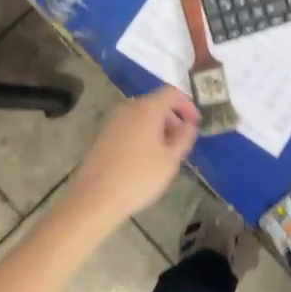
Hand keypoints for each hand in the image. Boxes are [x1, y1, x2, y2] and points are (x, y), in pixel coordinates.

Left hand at [64, 87, 198, 226]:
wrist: (95, 198)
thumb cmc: (138, 178)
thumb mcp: (170, 160)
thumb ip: (184, 137)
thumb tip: (189, 125)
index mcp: (147, 109)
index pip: (172, 93)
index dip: (187, 105)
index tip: (195, 124)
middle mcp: (129, 108)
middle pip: (156, 103)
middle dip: (173, 118)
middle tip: (181, 142)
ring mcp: (113, 121)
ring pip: (142, 115)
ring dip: (158, 127)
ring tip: (165, 153)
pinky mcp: (104, 135)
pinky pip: (130, 126)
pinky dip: (143, 133)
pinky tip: (145, 158)